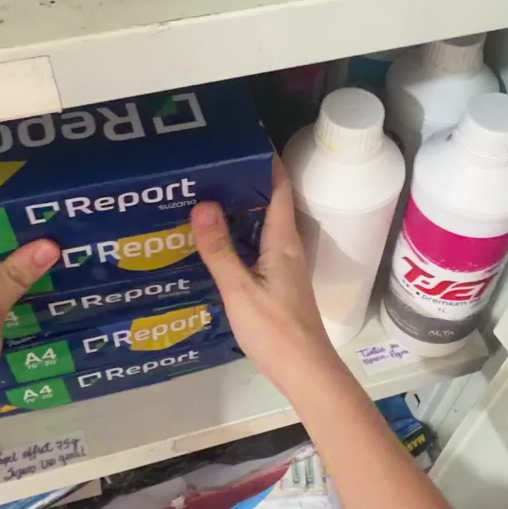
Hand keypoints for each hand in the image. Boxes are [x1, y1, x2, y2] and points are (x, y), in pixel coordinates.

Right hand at [191, 159, 351, 396]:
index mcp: (282, 242)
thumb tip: (203, 203)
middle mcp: (287, 248)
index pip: (278, 188)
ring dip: (239, 211)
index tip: (244, 138)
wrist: (305, 370)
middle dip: (244, 182)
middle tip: (209, 167)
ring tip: (205, 197)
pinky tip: (217, 244)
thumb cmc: (275, 330)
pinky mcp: (278, 284)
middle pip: (268, 204)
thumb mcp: (239, 289)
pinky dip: (238, 237)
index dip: (265, 160)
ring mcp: (284, 267)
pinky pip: (257, 248)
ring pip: (262, 227)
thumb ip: (219, 249)